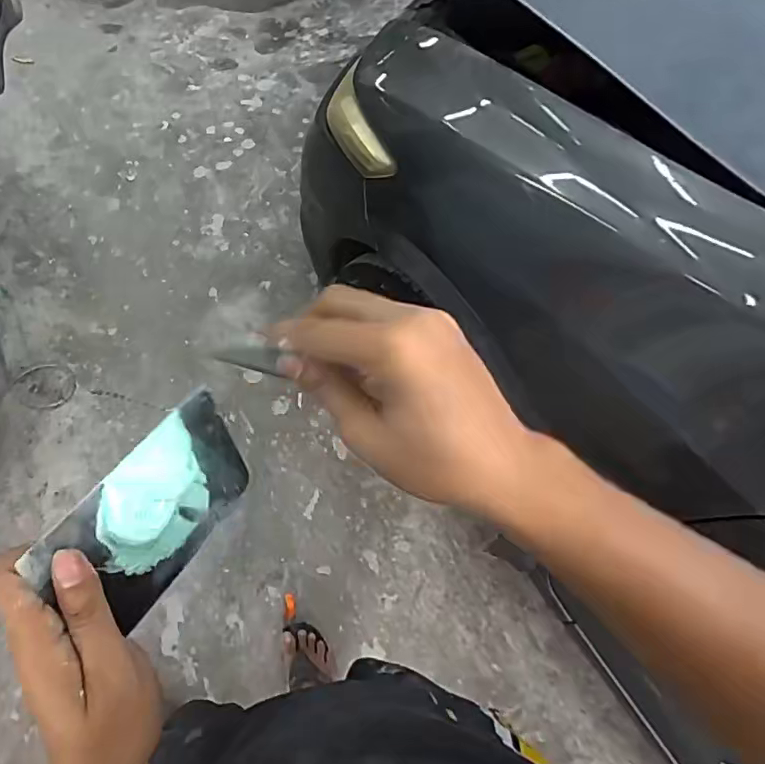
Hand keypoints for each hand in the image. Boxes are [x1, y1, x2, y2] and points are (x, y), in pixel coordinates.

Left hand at [0, 547, 162, 763]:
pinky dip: (83, 598)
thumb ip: (87, 610)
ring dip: (77, 576)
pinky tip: (116, 601)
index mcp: (32, 637)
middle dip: (64, 557)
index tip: (80, 544)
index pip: (6, 573)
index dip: (37, 548)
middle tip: (110, 555)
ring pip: (44, 594)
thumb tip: (64, 556)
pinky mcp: (56, 658)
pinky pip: (58, 613)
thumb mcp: (110, 664)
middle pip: (26, 579)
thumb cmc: (111, 728)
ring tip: (118, 572)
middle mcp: (26, 639)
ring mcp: (40, 650)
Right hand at [273, 285, 551, 521]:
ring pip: (362, 302)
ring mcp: (430, 317)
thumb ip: (327, 389)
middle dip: (307, 322)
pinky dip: (360, 328)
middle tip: (291, 357)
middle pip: (339, 300)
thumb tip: (292, 362)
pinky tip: (359, 363)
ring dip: (334, 324)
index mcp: (392, 347)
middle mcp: (411, 318)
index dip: (286, 338)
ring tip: (324, 364)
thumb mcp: (368, 436)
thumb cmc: (434, 462)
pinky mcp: (442, 324)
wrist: (505, 464)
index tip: (259, 346)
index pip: (321, 332)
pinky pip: (386, 313)